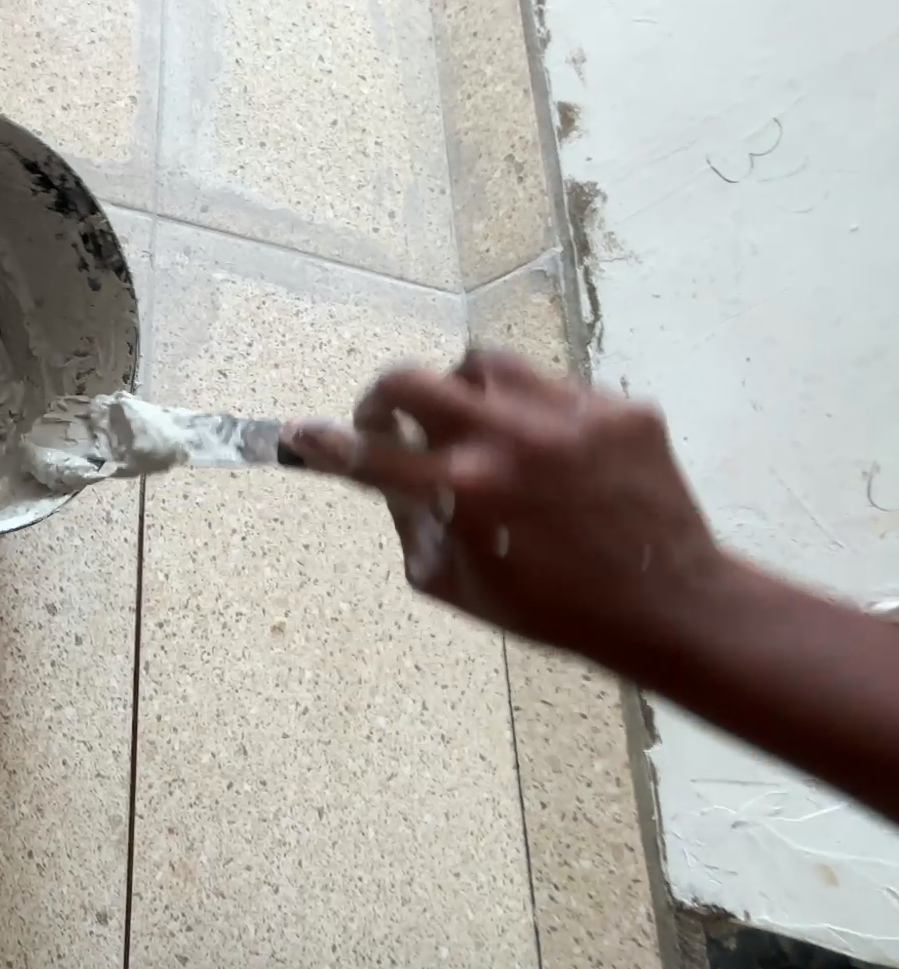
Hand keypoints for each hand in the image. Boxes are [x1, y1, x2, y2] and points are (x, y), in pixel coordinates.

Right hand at [280, 349, 724, 655]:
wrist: (670, 604)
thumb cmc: (543, 604)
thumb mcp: (445, 579)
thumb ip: (406, 520)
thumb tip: (387, 477)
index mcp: (461, 490)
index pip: (366, 455)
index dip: (322, 442)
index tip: (299, 432)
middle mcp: (508, 440)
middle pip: (413, 380)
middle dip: (382, 395)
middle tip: (388, 417)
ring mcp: (568, 417)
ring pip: (481, 364)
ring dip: (458, 391)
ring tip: (471, 424)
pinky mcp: (619, 410)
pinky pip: (547, 387)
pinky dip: (525, 412)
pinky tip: (543, 449)